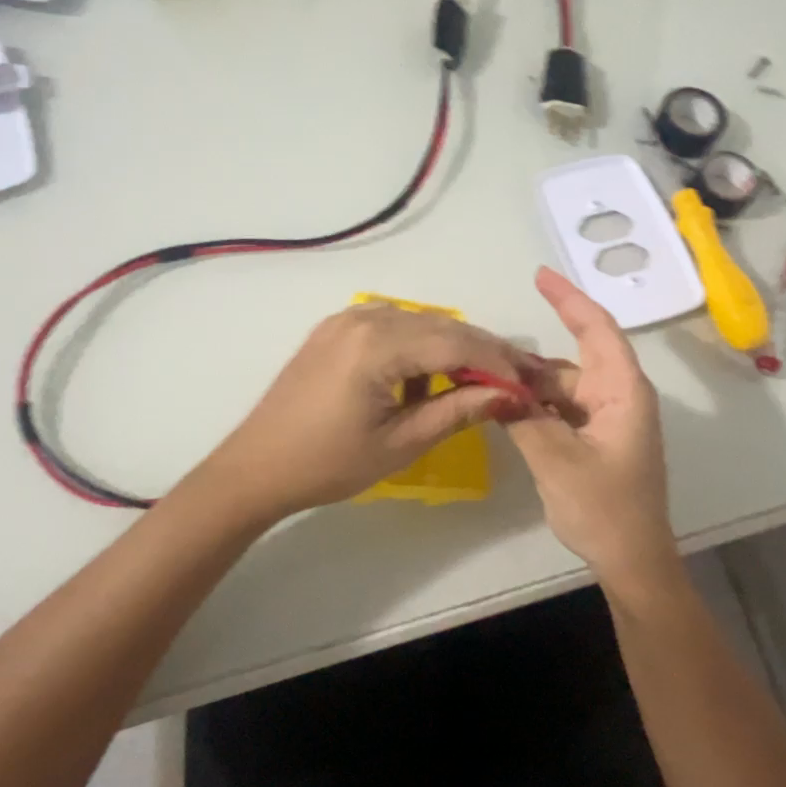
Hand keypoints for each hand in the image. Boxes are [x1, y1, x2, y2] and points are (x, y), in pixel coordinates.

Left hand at [198, 302, 530, 517]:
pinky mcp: (334, 330)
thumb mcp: (401, 443)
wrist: (257, 467)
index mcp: (378, 346)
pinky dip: (418, 345)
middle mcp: (363, 319)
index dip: (498, 364)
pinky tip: (423, 379)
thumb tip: (509, 396)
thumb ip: (457, 411)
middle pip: (442, 325)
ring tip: (476, 384)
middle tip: (514, 382)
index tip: (528, 385)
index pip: (457, 343)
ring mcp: (345, 320)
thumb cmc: (328, 463)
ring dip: (451, 347)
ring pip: (419, 322)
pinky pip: (391, 325)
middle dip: (482, 353)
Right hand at [505, 268, 677, 576]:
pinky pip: (564, 413)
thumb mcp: (556, 460)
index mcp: (622, 392)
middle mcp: (619, 399)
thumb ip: (522, 417)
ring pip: (563, 390)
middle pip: (572, 363)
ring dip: (529, 388)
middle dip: (528, 361)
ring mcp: (610, 422)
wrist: (633, 561)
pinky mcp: (599, 443)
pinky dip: (537, 410)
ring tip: (483, 384)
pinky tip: (505, 411)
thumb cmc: (604, 508)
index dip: (568, 300)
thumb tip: (493, 385)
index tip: (539, 276)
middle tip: (481, 357)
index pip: (597, 330)